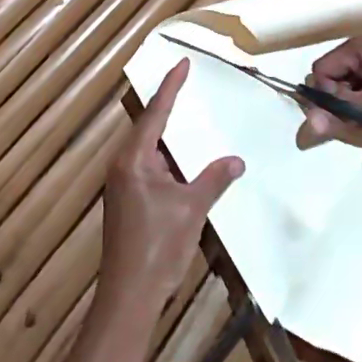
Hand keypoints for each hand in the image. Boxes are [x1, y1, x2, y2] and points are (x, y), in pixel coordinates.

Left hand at [102, 59, 243, 306]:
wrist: (128, 298)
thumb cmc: (157, 245)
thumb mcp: (192, 208)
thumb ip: (214, 179)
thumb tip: (237, 160)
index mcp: (134, 160)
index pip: (155, 112)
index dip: (171, 86)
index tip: (182, 62)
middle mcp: (124, 166)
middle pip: (148, 126)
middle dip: (168, 104)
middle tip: (188, 81)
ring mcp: (124, 185)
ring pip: (149, 148)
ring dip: (170, 133)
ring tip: (192, 114)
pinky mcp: (129, 201)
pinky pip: (151, 165)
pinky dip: (169, 155)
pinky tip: (186, 158)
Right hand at [303, 32, 361, 138]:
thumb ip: (340, 113)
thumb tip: (306, 125)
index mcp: (359, 45)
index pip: (321, 70)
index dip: (325, 97)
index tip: (341, 118)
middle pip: (335, 79)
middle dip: (341, 105)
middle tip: (360, 124)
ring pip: (351, 89)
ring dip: (357, 110)